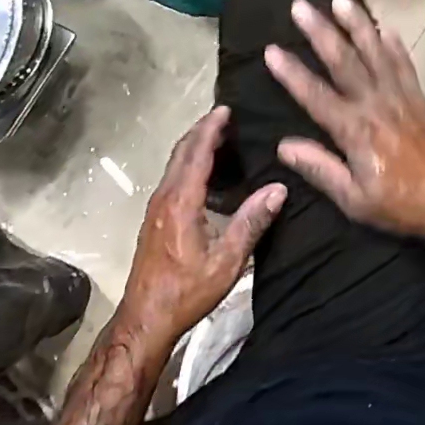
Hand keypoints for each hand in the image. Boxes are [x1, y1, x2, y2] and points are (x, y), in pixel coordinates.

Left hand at [117, 106, 286, 347]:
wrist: (146, 315)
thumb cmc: (187, 290)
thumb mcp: (227, 260)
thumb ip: (251, 221)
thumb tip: (278, 188)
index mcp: (181, 200)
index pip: (196, 152)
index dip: (211, 128)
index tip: (226, 109)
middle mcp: (165, 196)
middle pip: (181, 152)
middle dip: (201, 130)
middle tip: (225, 118)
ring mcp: (156, 206)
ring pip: (174, 164)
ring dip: (194, 146)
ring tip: (219, 139)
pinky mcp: (155, 217)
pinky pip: (172, 177)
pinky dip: (188, 163)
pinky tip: (205, 174)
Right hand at [264, 0, 424, 240]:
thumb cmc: (400, 204)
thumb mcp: (354, 199)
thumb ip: (319, 168)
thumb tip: (283, 145)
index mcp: (355, 131)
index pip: (316, 95)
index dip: (292, 73)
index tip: (271, 50)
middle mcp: (376, 105)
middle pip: (344, 61)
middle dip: (321, 31)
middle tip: (300, 6)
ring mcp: (400, 96)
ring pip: (375, 52)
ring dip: (356, 24)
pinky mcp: (418, 97)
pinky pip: (403, 63)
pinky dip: (393, 43)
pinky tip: (384, 25)